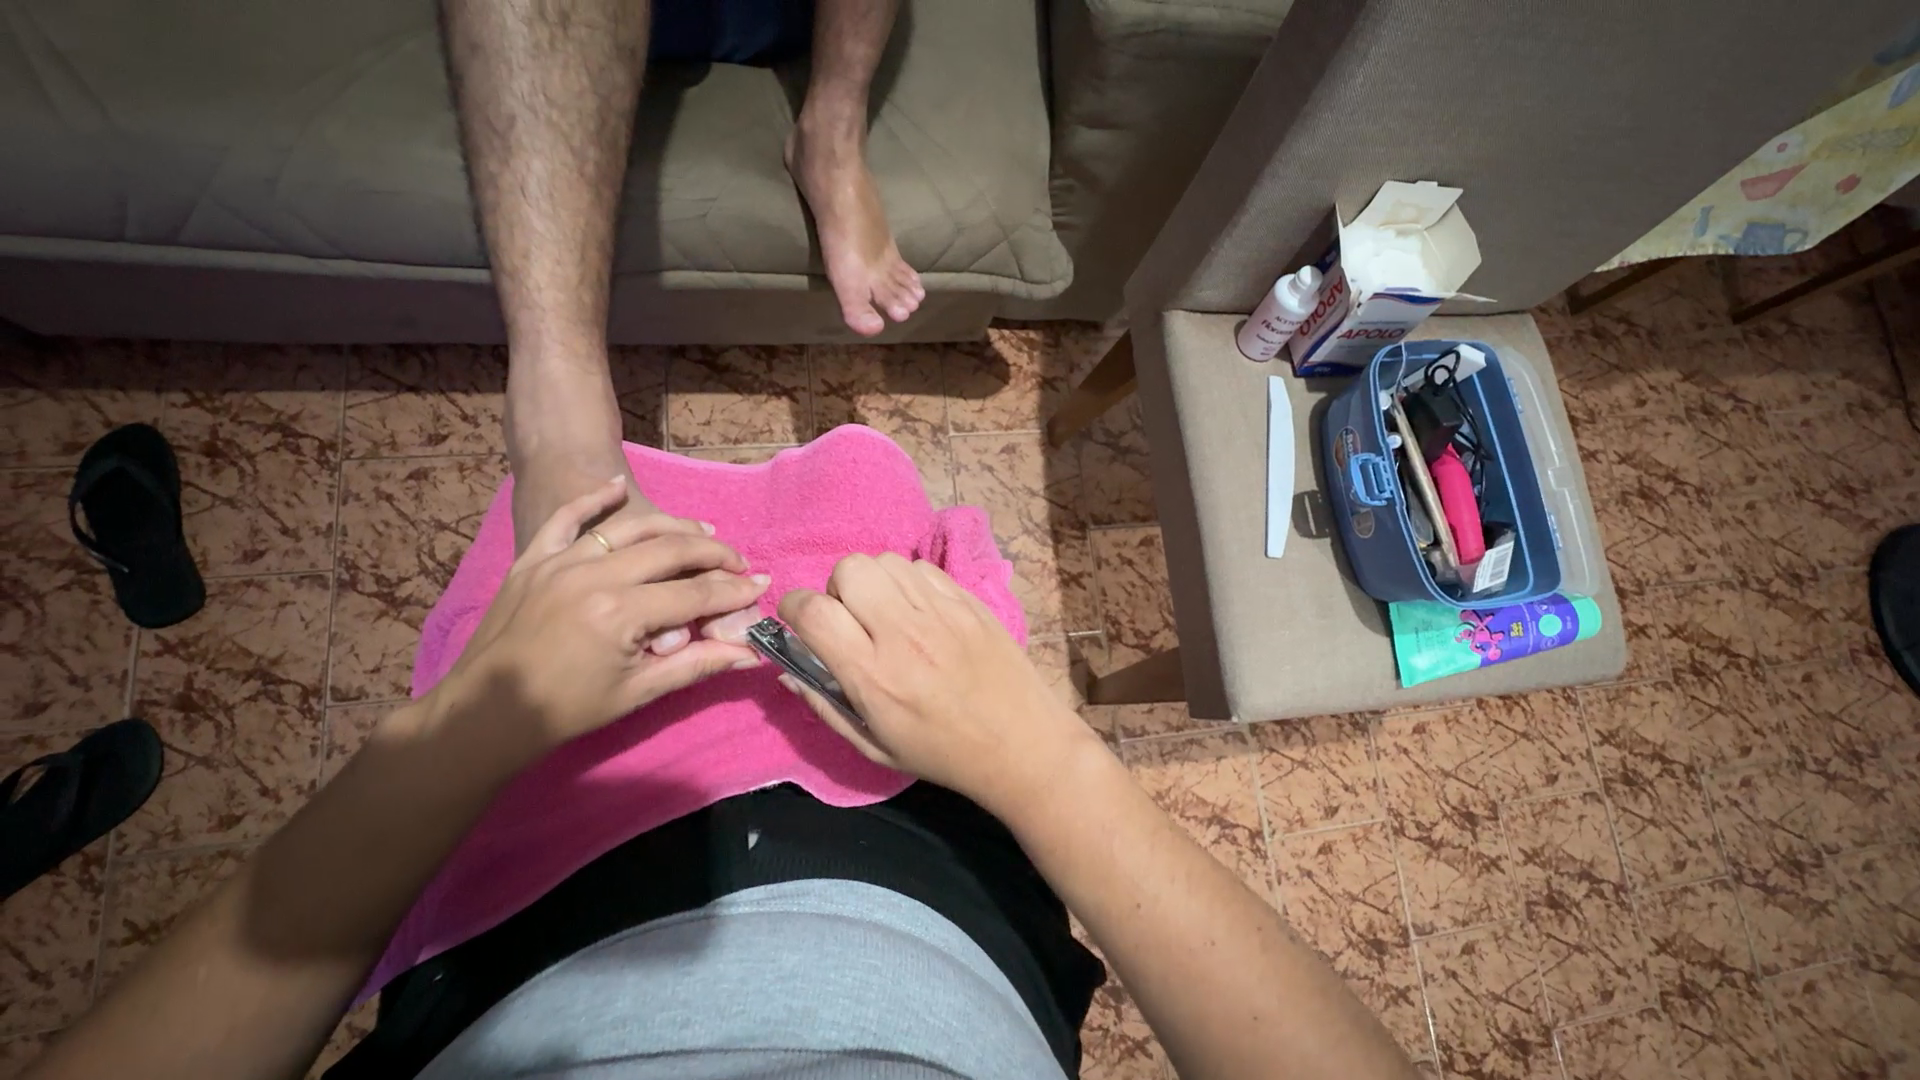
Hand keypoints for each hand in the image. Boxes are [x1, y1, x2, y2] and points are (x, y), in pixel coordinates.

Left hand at [441, 477, 768, 747]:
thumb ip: (696, 665)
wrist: (487, 713)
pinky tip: (617, 488)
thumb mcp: (637, 692)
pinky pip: (566, 520)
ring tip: (703, 534)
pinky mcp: (534, 560)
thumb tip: (749, 654)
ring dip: (672, 527)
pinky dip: (592, 501)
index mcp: (620, 615)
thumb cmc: (566, 710)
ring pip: (629, 529)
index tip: (761, 585)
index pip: (695, 595)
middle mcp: (594, 577)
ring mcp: (561, 562)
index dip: (734, 591)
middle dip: (714, 555)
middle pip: (670, 551)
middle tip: (739, 562)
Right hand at [777, 553, 1099, 816]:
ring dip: (873, 582)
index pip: (814, 611)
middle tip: (850, 618)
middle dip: (836, 589)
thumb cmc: (943, 753)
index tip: (798, 622)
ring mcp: (941, 611)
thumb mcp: (874, 748)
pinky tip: (919, 611)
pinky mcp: (968, 600)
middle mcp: (904, 634)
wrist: (1022, 744)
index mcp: (874, 675)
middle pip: (849, 569)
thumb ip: (825, 705)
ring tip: (885, 612)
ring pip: (885, 561)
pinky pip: (921, 568)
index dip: (794, 609)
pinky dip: (908, 582)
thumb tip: (787, 670)